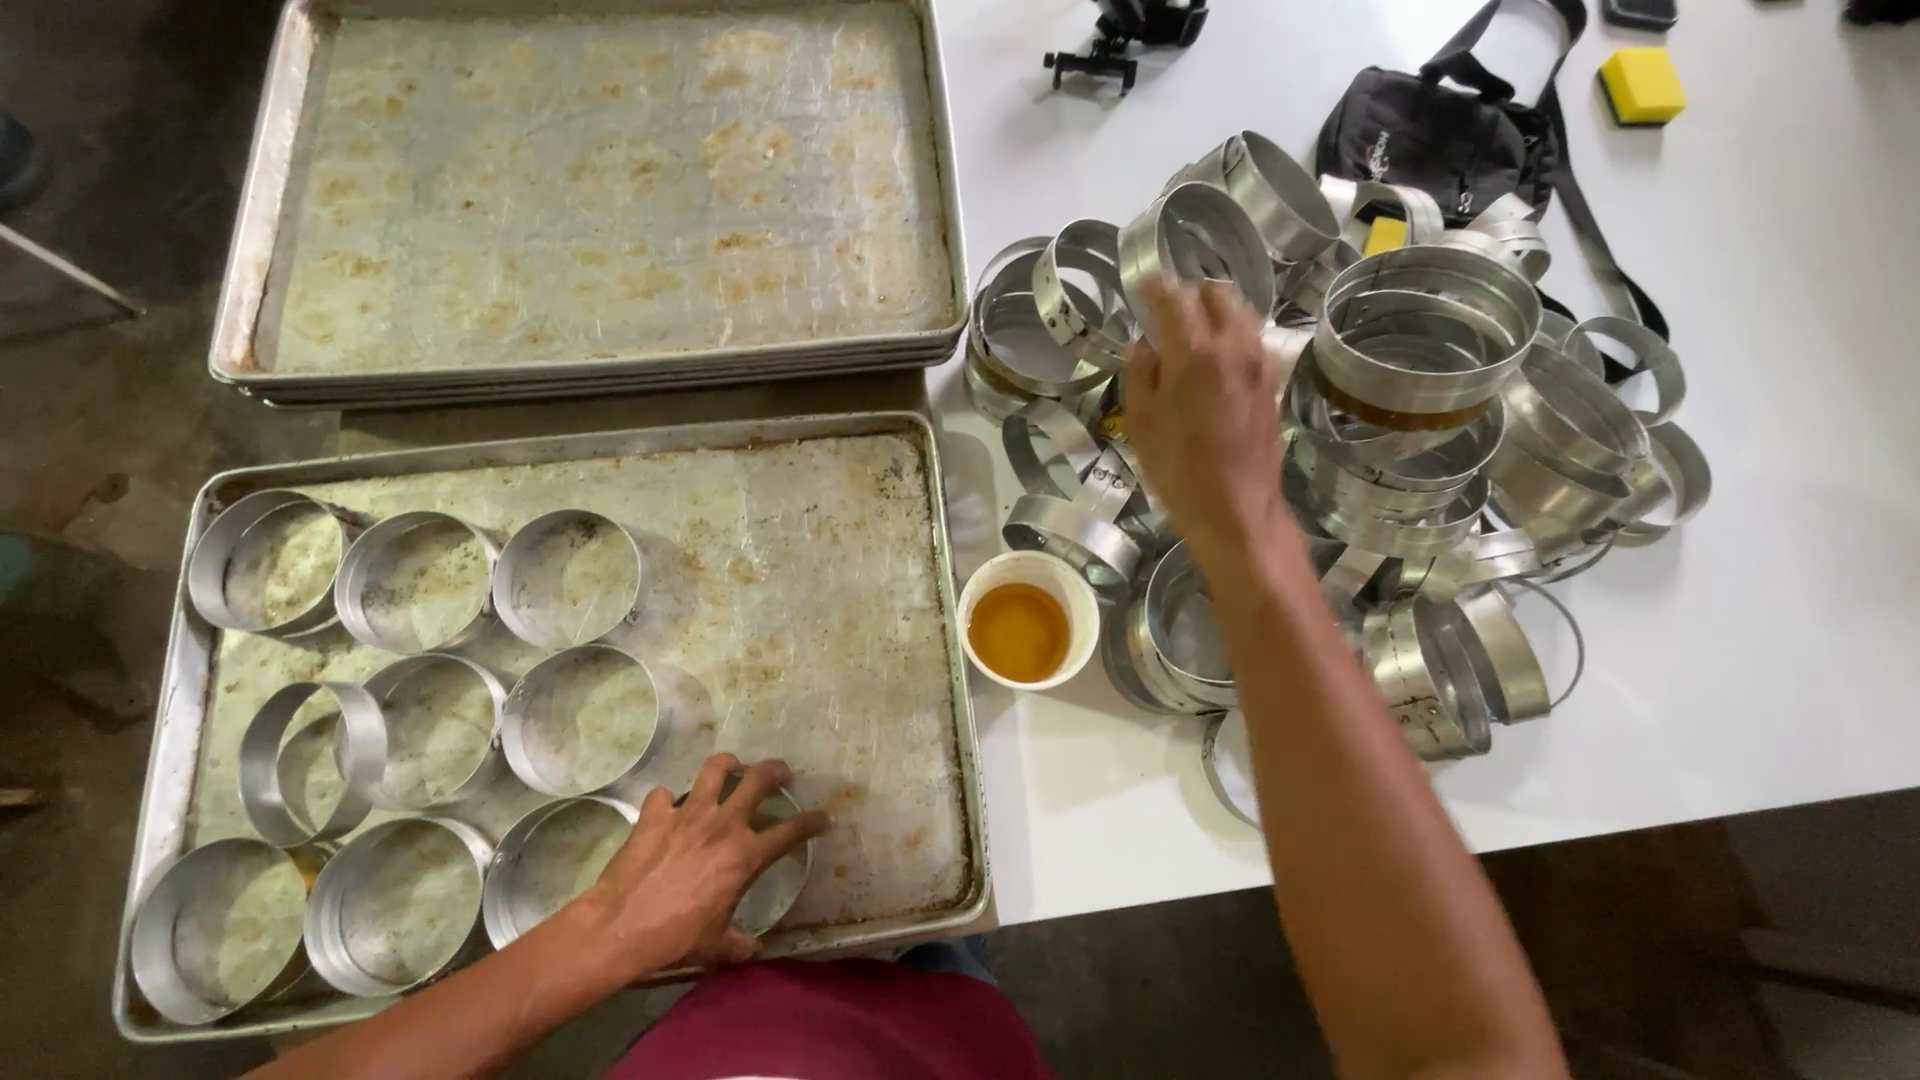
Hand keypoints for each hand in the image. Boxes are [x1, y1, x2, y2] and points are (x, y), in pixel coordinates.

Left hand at [577, 753, 830, 978]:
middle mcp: (723, 825)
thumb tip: (755, 951)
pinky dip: (666, 799)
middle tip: (782, 774)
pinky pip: (662, 794)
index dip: (813, 821)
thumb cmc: (675, 939)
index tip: (824, 817)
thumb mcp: (716, 946)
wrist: (619, 930)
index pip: (792, 830)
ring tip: (731, 768)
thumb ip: (740, 944)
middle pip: (759, 779)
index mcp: (745, 855)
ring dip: (727, 765)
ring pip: (715, 768)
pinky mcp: (654, 815)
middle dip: (776, 770)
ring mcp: (687, 814)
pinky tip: (666, 809)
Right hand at [1124, 278, 1296, 567]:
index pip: (1173, 298)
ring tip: (1193, 331)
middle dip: (1189, 293)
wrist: (1235, 509)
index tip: (1141, 286)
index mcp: (1194, 353)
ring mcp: (1260, 362)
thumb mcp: (1140, 423)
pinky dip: (1232, 334)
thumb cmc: (1178, 470)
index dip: (1154, 287)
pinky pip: (1253, 339)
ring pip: (1240, 312)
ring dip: (1215, 311)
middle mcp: (1233, 346)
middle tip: (1167, 311)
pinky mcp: (1273, 382)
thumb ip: (1140, 374)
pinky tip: (1216, 358)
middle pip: (1216, 293)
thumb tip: (1143, 346)